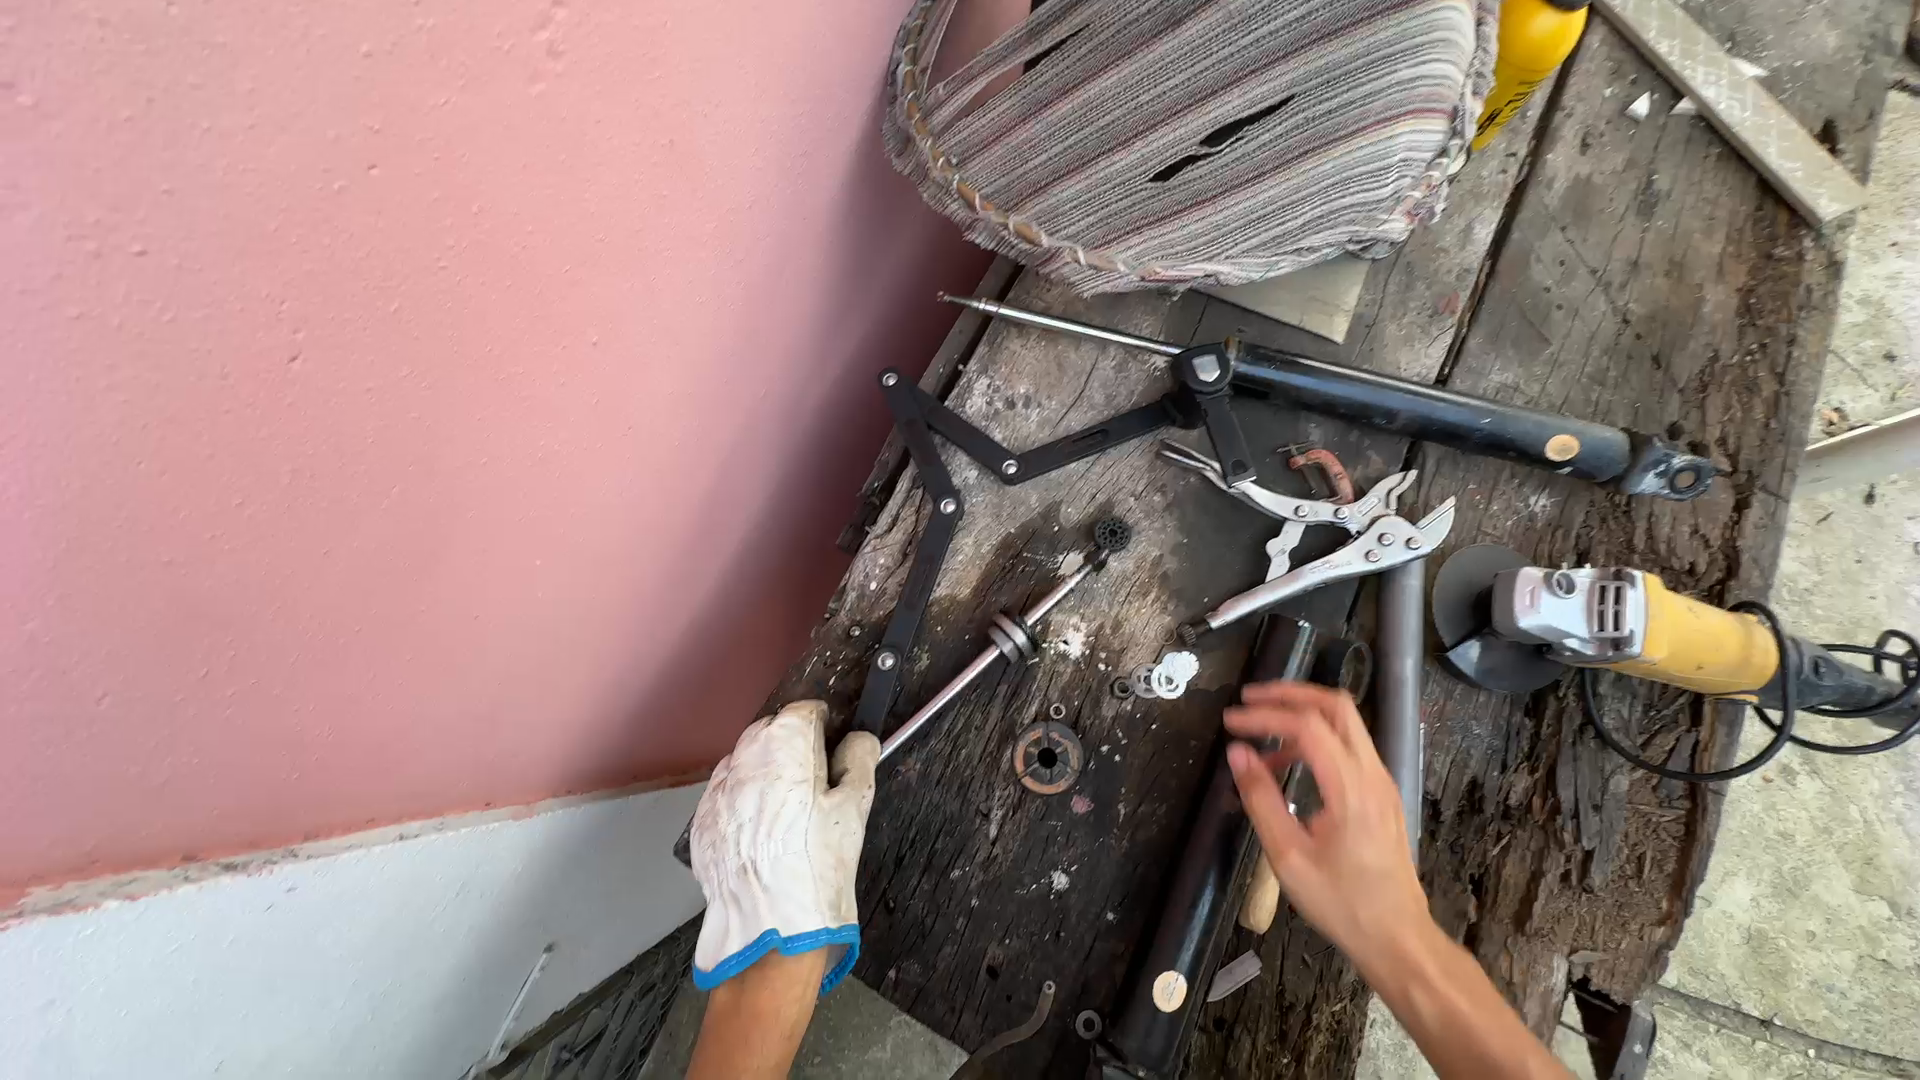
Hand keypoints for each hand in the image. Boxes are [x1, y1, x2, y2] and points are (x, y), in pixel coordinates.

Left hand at [689, 700, 879, 995]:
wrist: (769, 932)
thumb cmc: (818, 864)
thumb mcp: (854, 809)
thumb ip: (859, 760)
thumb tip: (857, 739)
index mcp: (783, 745)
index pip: (803, 711)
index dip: (822, 726)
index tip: (832, 748)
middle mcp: (743, 758)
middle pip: (769, 732)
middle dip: (791, 745)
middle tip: (814, 782)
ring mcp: (717, 791)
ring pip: (744, 763)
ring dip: (764, 771)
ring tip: (786, 812)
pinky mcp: (701, 823)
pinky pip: (726, 796)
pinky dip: (743, 802)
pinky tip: (762, 834)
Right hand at [1224, 681, 1430, 974]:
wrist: (1399, 940)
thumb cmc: (1341, 903)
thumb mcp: (1287, 856)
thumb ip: (1260, 798)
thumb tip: (1237, 753)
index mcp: (1351, 789)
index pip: (1307, 726)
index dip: (1264, 715)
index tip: (1230, 722)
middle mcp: (1373, 775)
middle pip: (1336, 706)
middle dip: (1289, 694)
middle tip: (1249, 699)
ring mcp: (1382, 782)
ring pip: (1344, 722)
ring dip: (1300, 715)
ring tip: (1260, 734)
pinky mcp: (1381, 793)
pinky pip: (1347, 746)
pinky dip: (1314, 739)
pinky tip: (1285, 764)